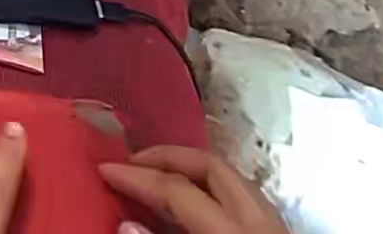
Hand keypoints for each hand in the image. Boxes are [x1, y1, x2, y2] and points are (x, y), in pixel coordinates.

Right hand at [100, 146, 291, 233]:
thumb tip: (125, 224)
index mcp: (239, 230)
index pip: (178, 191)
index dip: (138, 178)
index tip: (103, 169)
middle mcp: (261, 219)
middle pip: (209, 165)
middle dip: (166, 157)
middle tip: (131, 164)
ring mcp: (275, 226)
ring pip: (228, 177)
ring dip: (188, 169)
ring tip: (154, 178)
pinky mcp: (279, 233)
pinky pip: (239, 198)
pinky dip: (209, 191)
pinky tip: (189, 206)